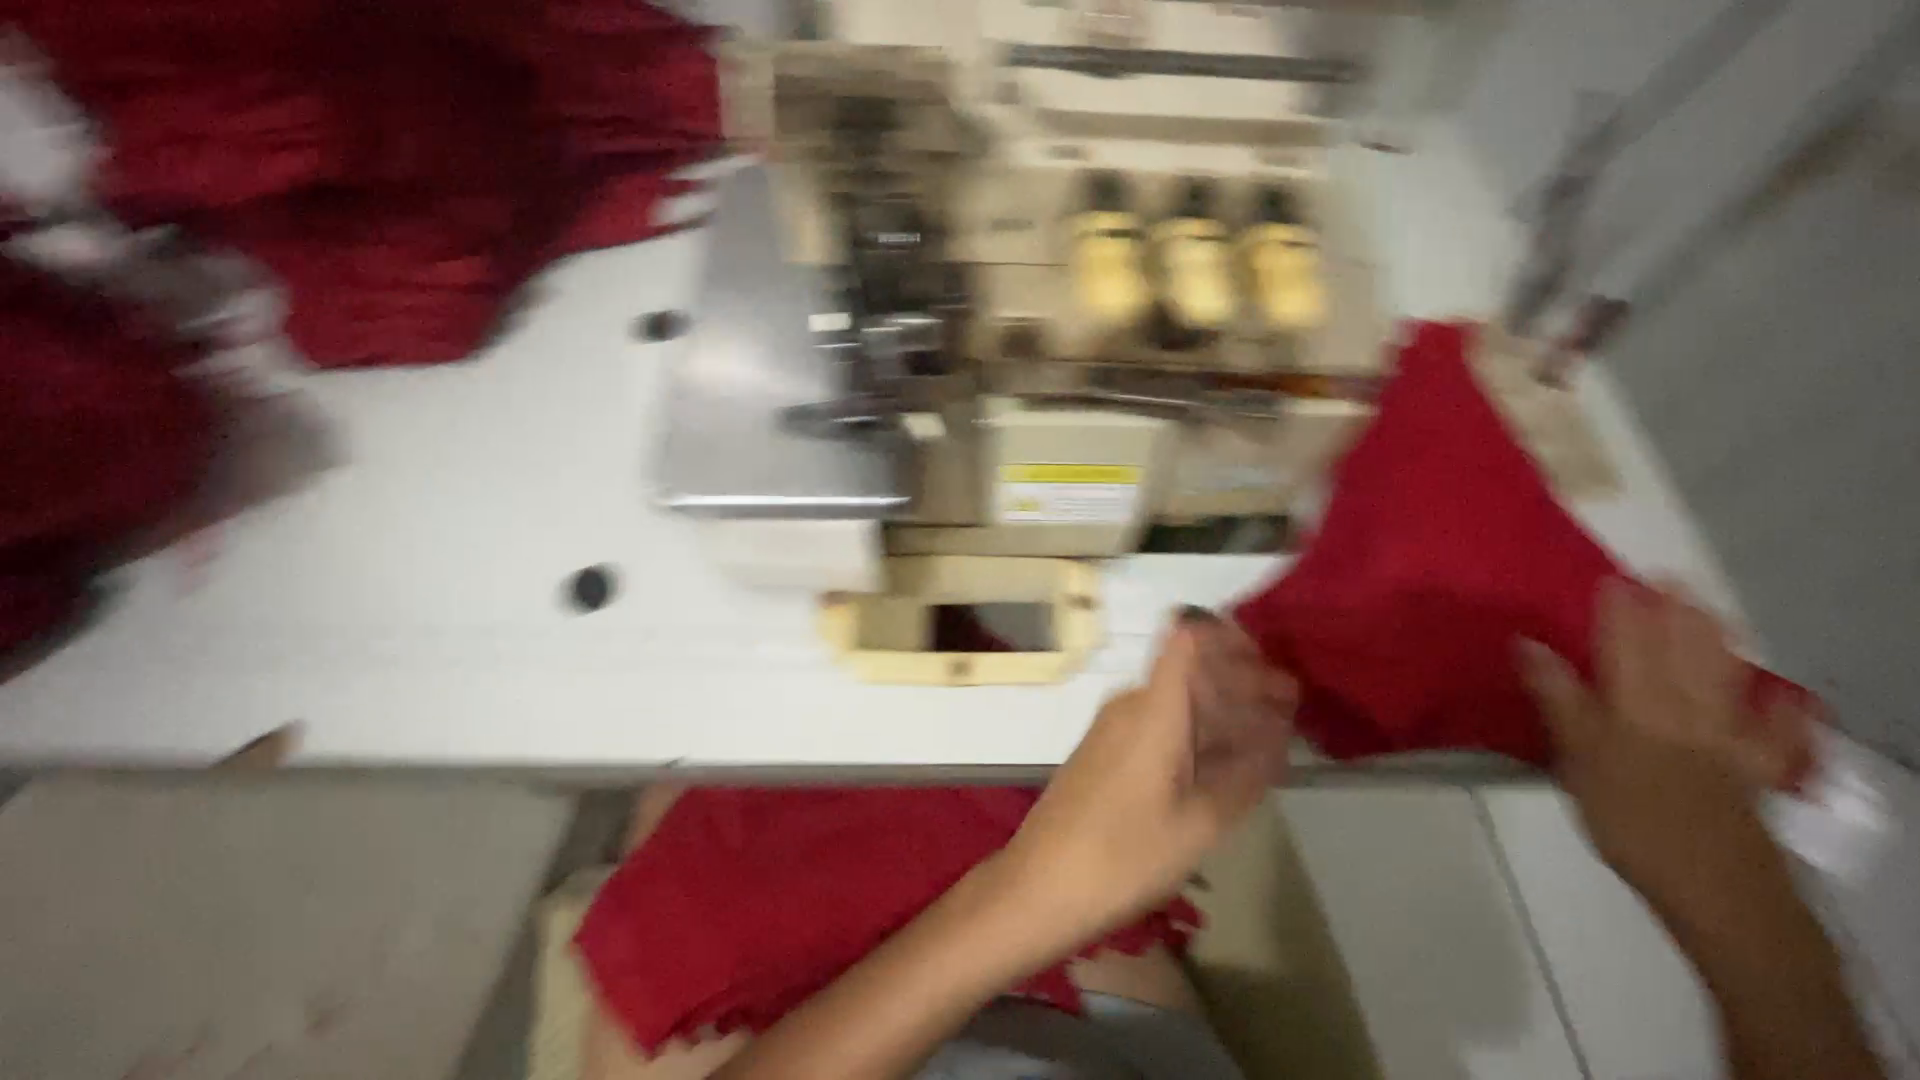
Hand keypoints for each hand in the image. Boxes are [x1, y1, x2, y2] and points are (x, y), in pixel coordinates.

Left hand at [1001, 608, 1296, 942]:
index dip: (1234, 641)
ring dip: (1223, 710)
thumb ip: (1245, 774)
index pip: (1190, 638)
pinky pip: (1160, 724)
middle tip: (1291, 708)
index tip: (1274, 670)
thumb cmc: (1122, 857)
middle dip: (1243, 681)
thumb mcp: (1198, 825)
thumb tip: (1277, 736)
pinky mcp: (1106, 752)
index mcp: (1153, 708)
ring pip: (1178, 700)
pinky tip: (1225, 761)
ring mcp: (1114, 728)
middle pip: (1191, 670)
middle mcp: (1131, 704)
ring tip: (1271, 736)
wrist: (1040, 886)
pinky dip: (1197, 732)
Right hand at [1516, 580, 1810, 911]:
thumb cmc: (1631, 820)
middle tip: (1669, 579)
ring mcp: (1727, 741)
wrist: (1713, 886)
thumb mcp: (1577, 759)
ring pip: (1724, 680)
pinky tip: (1786, 699)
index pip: (1626, 645)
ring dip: (1718, 643)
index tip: (1614, 576)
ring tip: (1710, 612)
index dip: (1621, 610)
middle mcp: (1686, 712)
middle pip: (1683, 653)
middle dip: (1675, 614)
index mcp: (1637, 706)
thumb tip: (1527, 643)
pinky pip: (1773, 737)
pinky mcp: (1752, 773)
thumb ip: (1558, 699)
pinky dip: (1783, 715)